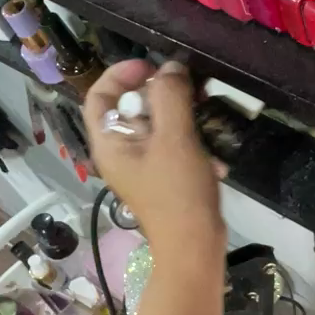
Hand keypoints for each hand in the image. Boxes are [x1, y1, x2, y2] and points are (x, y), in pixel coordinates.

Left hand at [83, 60, 222, 257]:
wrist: (195, 247)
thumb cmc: (179, 192)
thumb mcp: (175, 138)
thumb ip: (170, 96)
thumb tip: (171, 67)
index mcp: (109, 143)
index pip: (100, 94)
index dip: (123, 73)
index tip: (155, 67)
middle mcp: (119, 153)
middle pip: (130, 107)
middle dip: (161, 93)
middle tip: (190, 88)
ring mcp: (141, 168)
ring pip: (155, 126)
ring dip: (182, 116)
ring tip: (207, 114)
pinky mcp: (163, 179)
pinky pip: (172, 147)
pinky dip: (191, 142)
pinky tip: (214, 154)